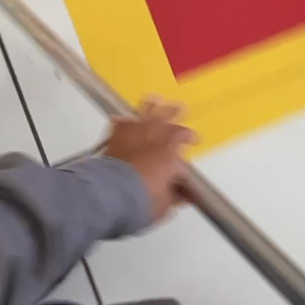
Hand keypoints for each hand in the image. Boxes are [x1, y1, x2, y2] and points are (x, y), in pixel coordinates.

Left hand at [101, 97, 195, 222]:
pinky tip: (124, 118)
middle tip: (181, 108)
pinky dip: (123, 121)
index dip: (189, 138)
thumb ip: (174, 196)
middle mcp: (153, 138)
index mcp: (169, 153)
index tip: (194, 140)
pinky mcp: (115, 137)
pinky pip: (120, 123)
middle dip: (175, 114)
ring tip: (155, 99)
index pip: (183, 141)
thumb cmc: (141, 200)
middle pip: (167, 119)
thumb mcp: (164, 205)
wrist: (111, 193)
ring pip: (145, 114)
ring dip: (151, 107)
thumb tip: (182, 196)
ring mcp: (133, 134)